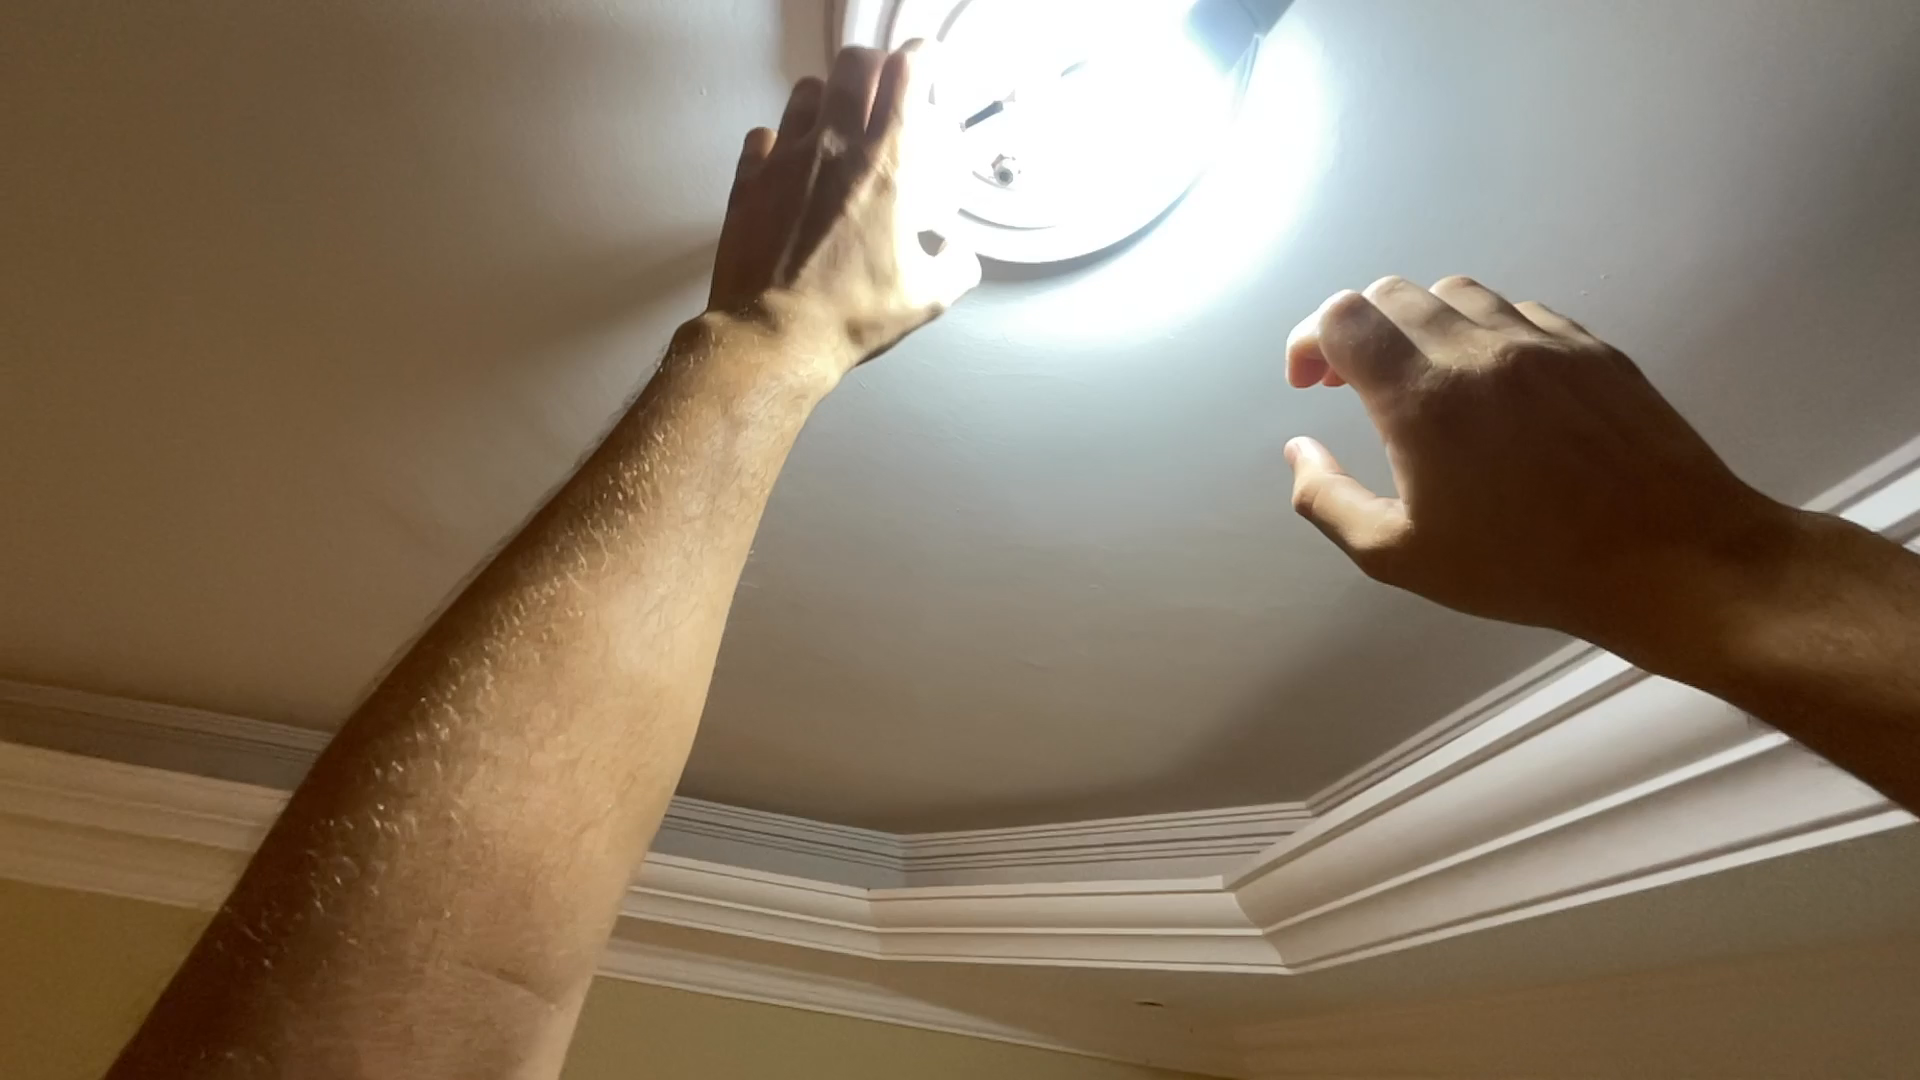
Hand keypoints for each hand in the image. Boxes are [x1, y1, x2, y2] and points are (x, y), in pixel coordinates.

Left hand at [707, 43, 980, 377]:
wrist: (776, 334)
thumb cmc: (851, 315)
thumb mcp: (926, 300)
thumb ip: (956, 268)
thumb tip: (959, 254)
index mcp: (884, 168)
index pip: (905, 78)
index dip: (920, 58)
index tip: (926, 60)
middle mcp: (833, 148)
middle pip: (854, 66)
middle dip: (875, 63)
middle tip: (884, 82)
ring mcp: (785, 159)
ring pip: (806, 91)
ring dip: (827, 95)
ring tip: (835, 117)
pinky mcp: (748, 180)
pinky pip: (763, 136)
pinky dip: (779, 140)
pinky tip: (787, 159)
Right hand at [1282, 275, 1798, 652]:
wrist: (1672, 561)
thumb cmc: (1518, 566)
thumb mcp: (1393, 556)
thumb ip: (1326, 499)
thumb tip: (1299, 450)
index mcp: (1421, 400)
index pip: (1342, 318)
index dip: (1307, 341)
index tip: (1307, 385)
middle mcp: (1477, 351)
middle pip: (1389, 293)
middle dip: (1351, 332)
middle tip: (1349, 385)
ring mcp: (1542, 341)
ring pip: (1451, 292)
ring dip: (1412, 326)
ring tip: (1415, 378)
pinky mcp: (1591, 346)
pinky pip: (1513, 310)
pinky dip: (1474, 332)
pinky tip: (1483, 383)